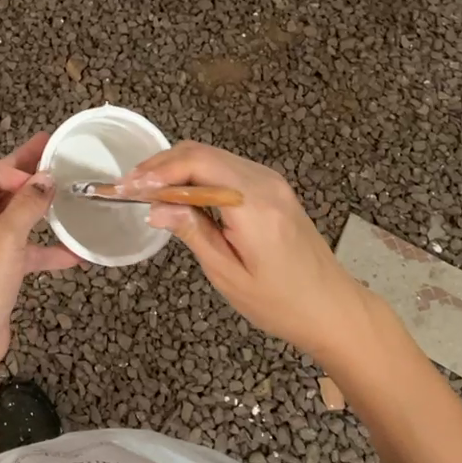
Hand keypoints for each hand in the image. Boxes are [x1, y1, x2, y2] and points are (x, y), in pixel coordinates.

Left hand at [0, 133, 82, 378]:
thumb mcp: (6, 237)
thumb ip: (28, 204)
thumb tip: (47, 178)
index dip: (16, 169)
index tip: (41, 185)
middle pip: (2, 186)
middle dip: (30, 174)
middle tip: (57, 153)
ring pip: (14, 216)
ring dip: (41, 211)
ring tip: (71, 197)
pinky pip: (22, 247)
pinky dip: (44, 247)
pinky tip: (75, 254)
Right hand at [122, 141, 370, 359]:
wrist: (334, 309)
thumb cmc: (280, 303)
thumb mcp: (228, 274)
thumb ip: (192, 232)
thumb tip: (155, 207)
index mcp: (252, 205)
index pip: (196, 165)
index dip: (157, 172)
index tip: (127, 187)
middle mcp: (263, 182)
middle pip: (201, 152)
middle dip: (161, 165)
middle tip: (130, 186)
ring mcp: (270, 181)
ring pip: (211, 155)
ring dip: (176, 167)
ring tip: (147, 189)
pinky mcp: (272, 187)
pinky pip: (225, 167)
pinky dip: (196, 173)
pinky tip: (179, 192)